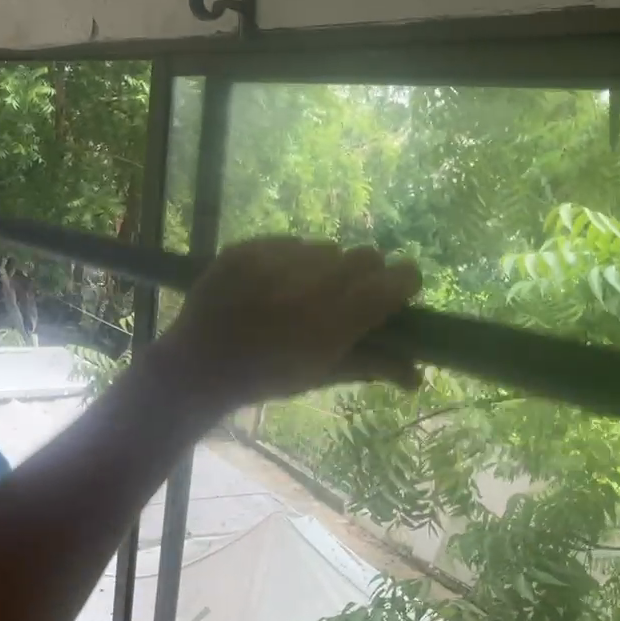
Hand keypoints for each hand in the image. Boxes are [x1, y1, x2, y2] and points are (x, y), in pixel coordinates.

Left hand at [153, 238, 421, 410]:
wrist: (200, 366)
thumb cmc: (267, 377)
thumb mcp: (320, 375)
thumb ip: (372, 365)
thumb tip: (419, 376)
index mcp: (338, 319)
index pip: (398, 277)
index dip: (403, 283)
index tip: (395, 295)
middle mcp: (314, 282)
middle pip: (366, 256)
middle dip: (364, 275)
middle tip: (344, 299)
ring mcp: (279, 260)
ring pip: (326, 248)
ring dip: (324, 267)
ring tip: (299, 294)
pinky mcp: (251, 247)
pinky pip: (288, 243)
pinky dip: (287, 261)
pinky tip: (269, 287)